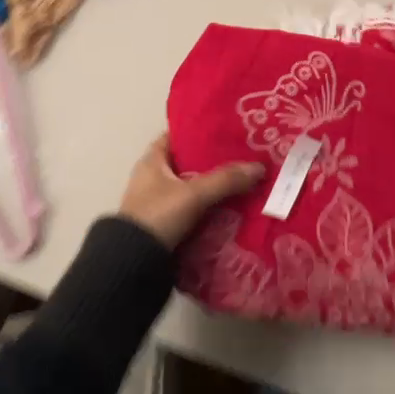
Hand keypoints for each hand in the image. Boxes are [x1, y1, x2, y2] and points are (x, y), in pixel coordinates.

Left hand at [119, 134, 265, 249]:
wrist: (134, 265)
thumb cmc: (158, 216)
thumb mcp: (193, 195)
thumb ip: (226, 180)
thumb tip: (260, 166)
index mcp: (152, 160)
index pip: (179, 135)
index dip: (202, 130)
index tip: (228, 130)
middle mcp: (153, 176)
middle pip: (190, 161)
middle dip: (215, 160)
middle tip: (245, 156)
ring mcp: (159, 201)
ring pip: (194, 185)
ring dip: (215, 185)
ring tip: (245, 179)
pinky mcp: (166, 223)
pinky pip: (194, 206)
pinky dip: (210, 205)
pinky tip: (233, 205)